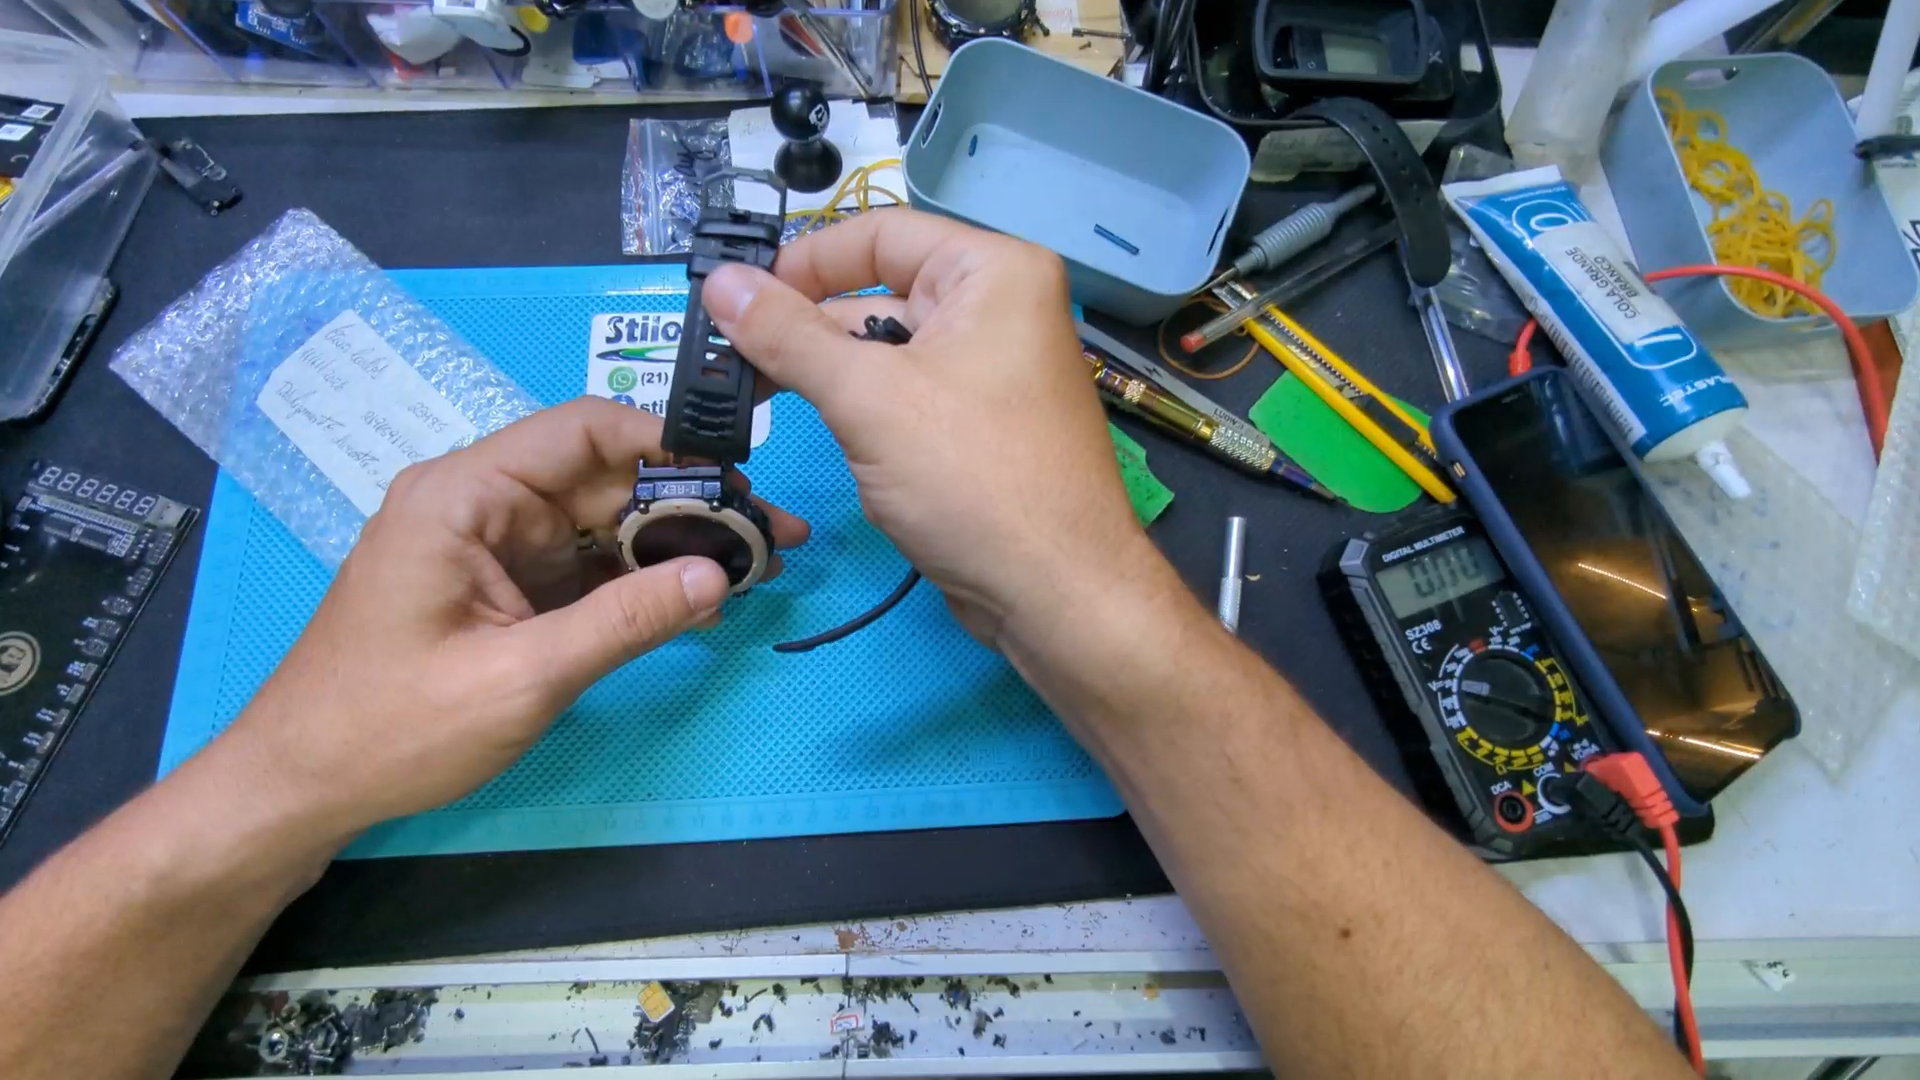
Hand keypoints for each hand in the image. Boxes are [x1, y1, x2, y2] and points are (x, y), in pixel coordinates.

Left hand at [217, 398, 807, 837]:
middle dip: (697, 503)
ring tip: (758, 567)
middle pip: (613, 479)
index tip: (741, 477)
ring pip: (616, 521)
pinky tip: (706, 600)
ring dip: (685, 543)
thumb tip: (720, 575)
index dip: (669, 443)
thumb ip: (626, 620)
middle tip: (773, 535)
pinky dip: (653, 580)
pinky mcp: (522, 582)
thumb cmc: (391, 728)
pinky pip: (601, 564)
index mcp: (468, 496)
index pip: (584, 431)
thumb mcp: (522, 677)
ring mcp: (509, 544)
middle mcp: (492, 504)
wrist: (305, 788)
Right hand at [702, 209, 1160, 646]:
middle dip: (816, 336)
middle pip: (882, 298)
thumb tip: (720, 283)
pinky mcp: (983, 429)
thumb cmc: (971, 478)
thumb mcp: (869, 398)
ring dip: (842, 388)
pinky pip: (911, 404)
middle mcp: (1001, 313)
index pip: (880, 235)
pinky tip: (854, 452)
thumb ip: (789, 336)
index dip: (805, 262)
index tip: (741, 300)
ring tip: (797, 415)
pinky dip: (873, 421)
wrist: (1052, 592)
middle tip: (744, 369)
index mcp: (993, 273)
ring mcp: (994, 375)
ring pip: (891, 359)